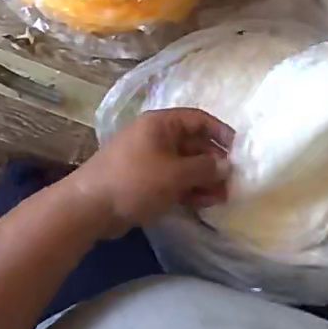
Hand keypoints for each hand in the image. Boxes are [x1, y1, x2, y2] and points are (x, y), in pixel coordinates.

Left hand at [68, 109, 231, 236]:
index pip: (199, 119)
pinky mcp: (144, 181)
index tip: (239, 150)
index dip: (221, 132)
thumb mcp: (175, 174)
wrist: (88, 208)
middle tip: (233, 180)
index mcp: (161, 124)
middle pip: (193, 143)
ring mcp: (149, 159)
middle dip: (214, 161)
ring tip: (224, 196)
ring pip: (185, 164)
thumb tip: (227, 166)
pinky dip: (189, 188)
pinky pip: (173, 180)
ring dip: (204, 178)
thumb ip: (205, 168)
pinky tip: (205, 202)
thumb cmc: (134, 181)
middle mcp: (156, 137)